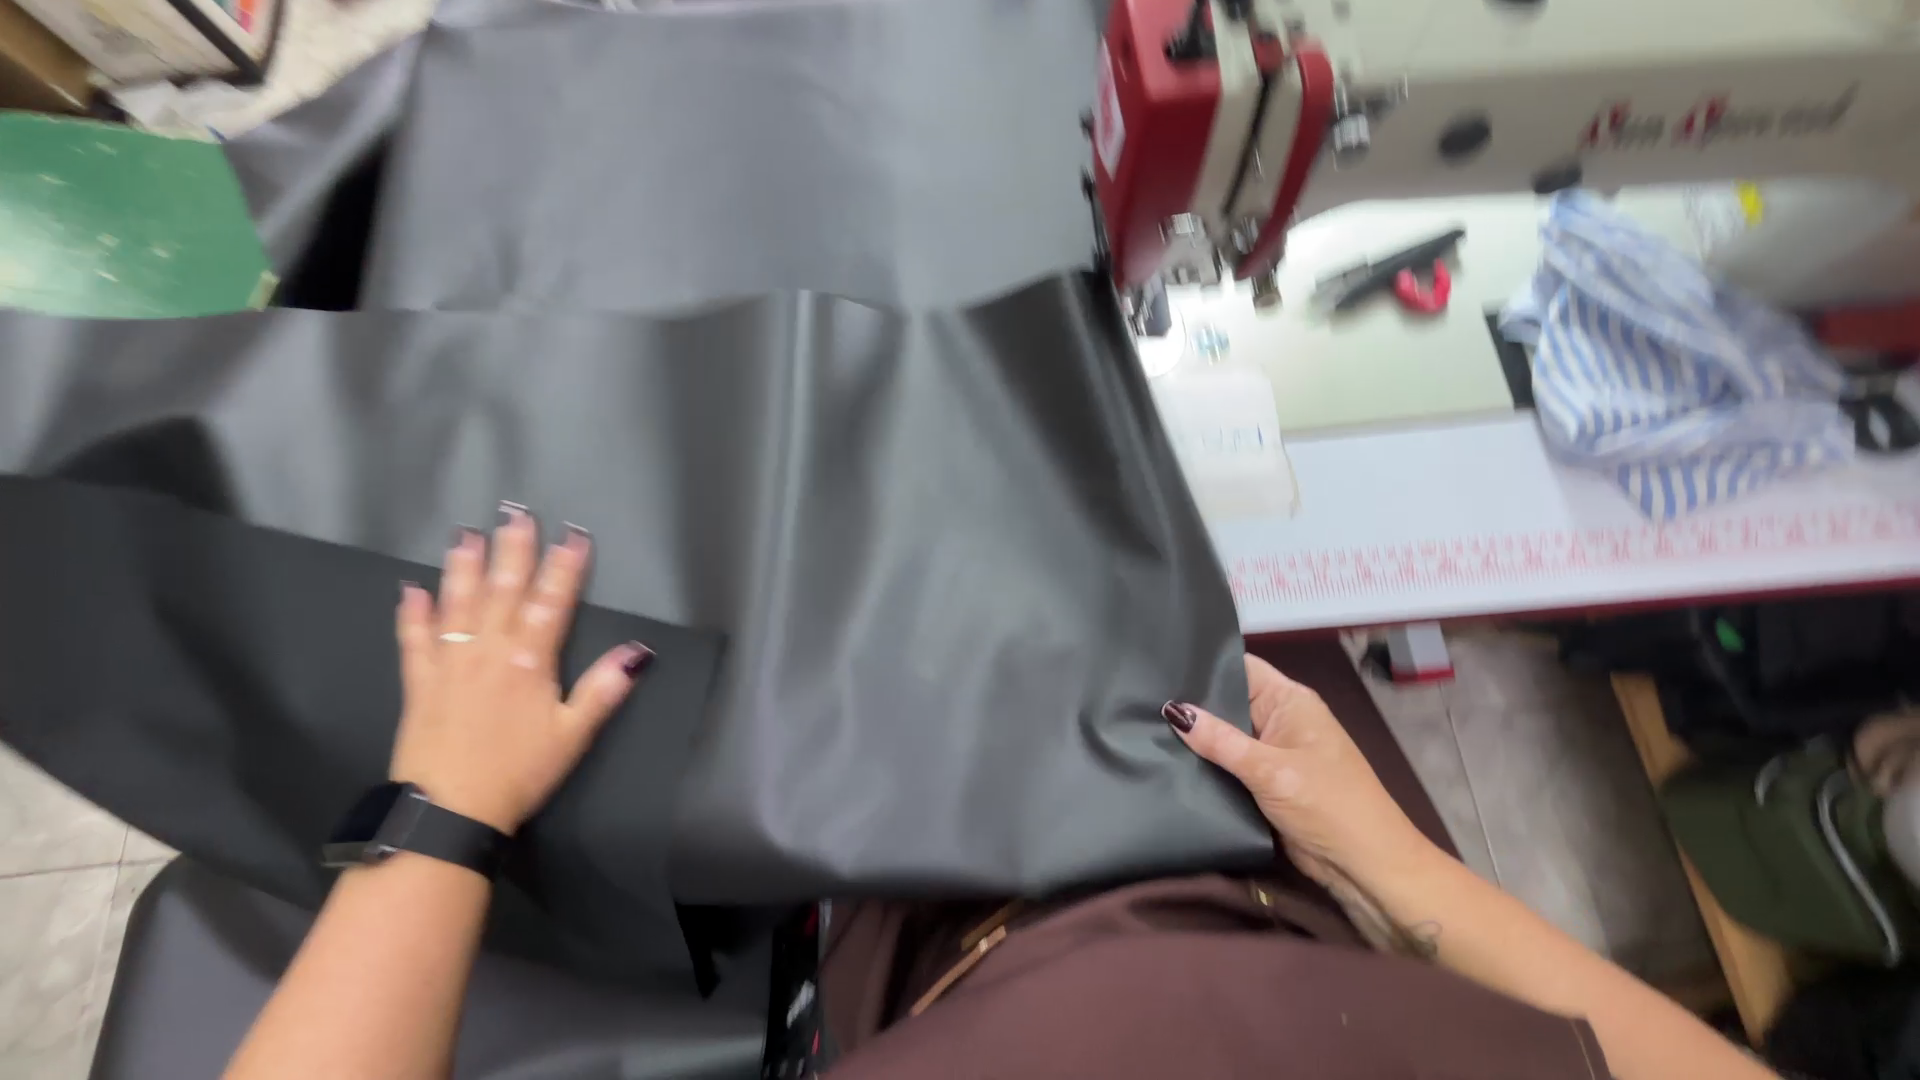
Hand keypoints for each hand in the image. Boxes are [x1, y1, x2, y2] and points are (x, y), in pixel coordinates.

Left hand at [390, 502, 652, 833]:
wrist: (447, 810)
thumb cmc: (520, 771)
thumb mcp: (573, 734)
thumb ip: (603, 689)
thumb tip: (638, 651)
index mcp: (531, 660)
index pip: (553, 602)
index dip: (565, 567)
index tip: (574, 534)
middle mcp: (489, 651)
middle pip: (505, 591)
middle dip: (514, 550)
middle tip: (515, 513)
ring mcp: (450, 663)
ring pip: (459, 604)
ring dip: (465, 567)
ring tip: (467, 534)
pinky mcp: (419, 682)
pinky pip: (414, 639)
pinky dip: (413, 613)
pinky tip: (411, 589)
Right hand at [1165, 654, 1436, 891]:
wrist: (1365, 867)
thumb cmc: (1329, 805)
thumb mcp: (1269, 770)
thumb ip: (1219, 740)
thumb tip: (1173, 710)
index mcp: (1290, 701)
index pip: (1240, 666)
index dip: (1204, 663)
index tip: (1160, 664)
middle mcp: (1280, 719)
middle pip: (1228, 699)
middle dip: (1192, 702)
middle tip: (1142, 698)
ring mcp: (1272, 751)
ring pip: (1224, 734)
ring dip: (1195, 736)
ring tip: (1145, 725)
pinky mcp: (1264, 781)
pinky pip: (1228, 763)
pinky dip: (1205, 763)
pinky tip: (1167, 758)